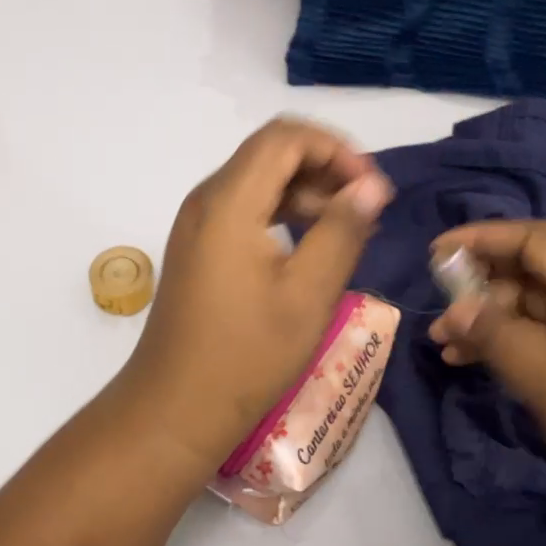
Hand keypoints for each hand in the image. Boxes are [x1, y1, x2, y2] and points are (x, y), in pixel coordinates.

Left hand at [122, 117, 391, 472]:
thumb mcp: (308, 294)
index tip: (372, 188)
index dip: (335, 149)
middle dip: (325, 167)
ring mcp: (198, 223)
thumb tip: (371, 186)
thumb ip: (342, 231)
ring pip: (260, 180)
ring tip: (351, 227)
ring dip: (308, 191)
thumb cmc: (245, 355)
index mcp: (229, 201)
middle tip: (368, 206)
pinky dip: (284, 213)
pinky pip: (246, 207)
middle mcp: (208, 200)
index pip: (285, 137)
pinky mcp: (199, 247)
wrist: (174, 408)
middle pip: (271, 153)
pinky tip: (313, 245)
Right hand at [426, 220, 545, 519]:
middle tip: (440, 306)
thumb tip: (456, 311)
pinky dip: (517, 342)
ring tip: (446, 345)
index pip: (538, 240)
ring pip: (541, 305)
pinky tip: (480, 362)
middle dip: (484, 284)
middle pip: (539, 269)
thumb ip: (498, 337)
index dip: (485, 238)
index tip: (437, 252)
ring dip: (494, 319)